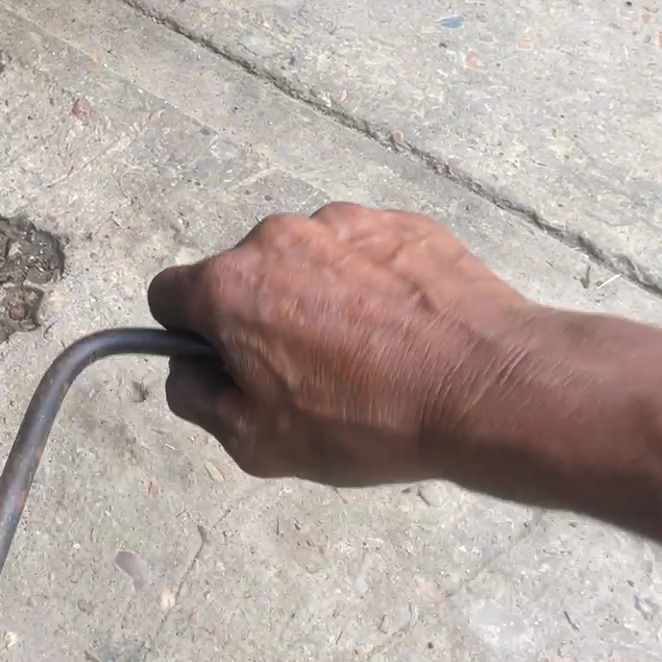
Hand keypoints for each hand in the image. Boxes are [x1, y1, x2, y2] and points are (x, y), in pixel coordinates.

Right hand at [147, 203, 544, 484]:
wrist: (494, 389)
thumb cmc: (362, 420)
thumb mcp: (252, 441)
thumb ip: (191, 397)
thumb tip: (187, 367)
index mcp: (226, 286)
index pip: (168, 294)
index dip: (187, 332)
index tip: (226, 361)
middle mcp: (272, 239)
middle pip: (237, 276)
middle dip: (252, 313)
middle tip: (302, 366)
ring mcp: (339, 222)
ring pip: (297, 260)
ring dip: (309, 293)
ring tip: (362, 346)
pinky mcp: (397, 221)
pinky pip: (355, 250)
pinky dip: (363, 280)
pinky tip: (399, 323)